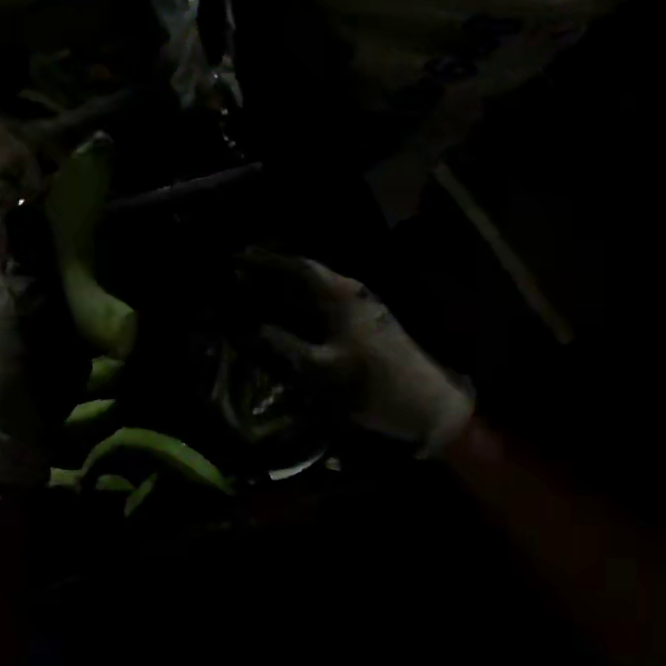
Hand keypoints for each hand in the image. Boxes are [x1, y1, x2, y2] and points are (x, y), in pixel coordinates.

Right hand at [253, 254, 474, 457]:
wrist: (428, 406)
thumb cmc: (375, 383)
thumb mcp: (323, 368)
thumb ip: (284, 345)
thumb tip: (248, 327)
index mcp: (341, 294)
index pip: (298, 266)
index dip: (266, 262)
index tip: (237, 259)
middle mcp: (349, 292)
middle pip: (304, 274)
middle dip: (271, 272)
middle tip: (237, 272)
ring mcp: (358, 306)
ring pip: (312, 289)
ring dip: (284, 288)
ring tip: (253, 289)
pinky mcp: (361, 323)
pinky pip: (321, 304)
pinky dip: (298, 304)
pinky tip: (282, 312)